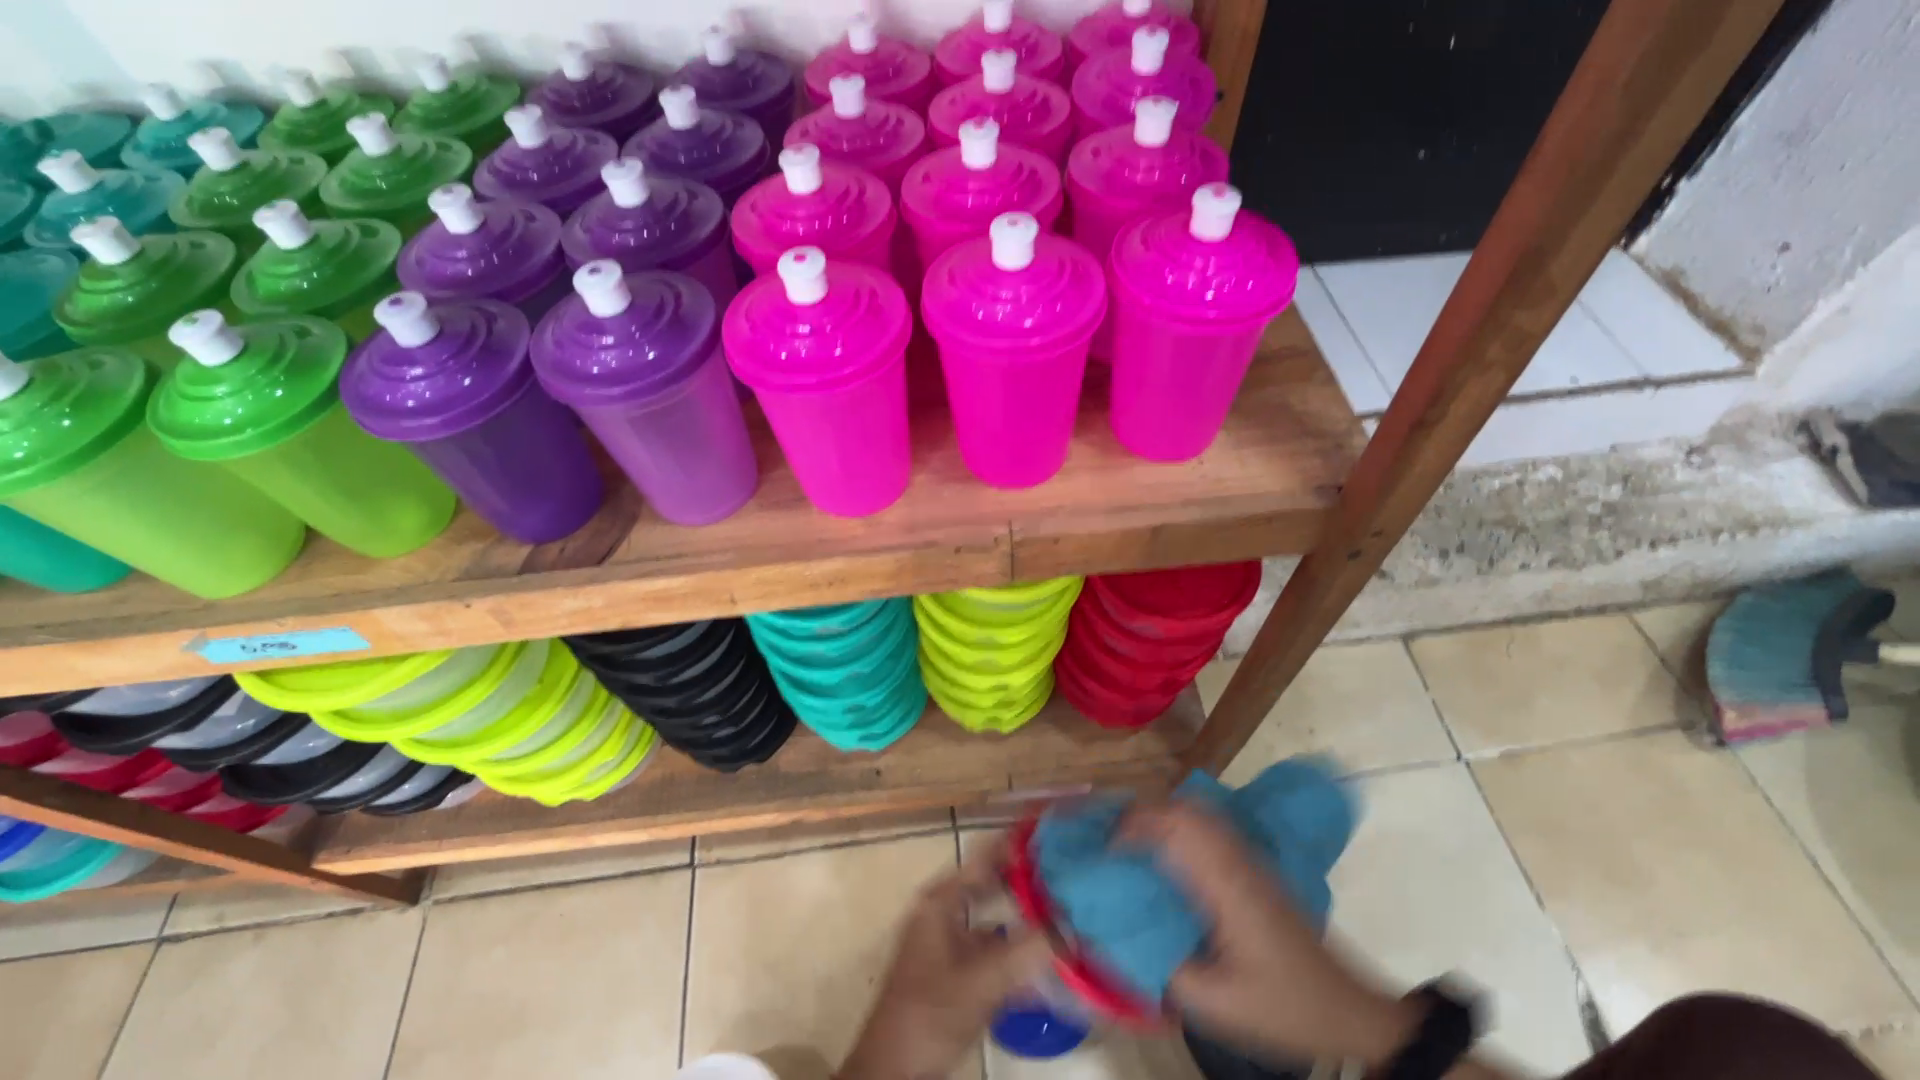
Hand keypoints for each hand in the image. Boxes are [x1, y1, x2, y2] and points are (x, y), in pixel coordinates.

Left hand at [839, 839, 1055, 1079]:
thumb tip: (1075, 925)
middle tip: (1073, 876)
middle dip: (1030, 883)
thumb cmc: (929, 1012)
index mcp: (940, 903)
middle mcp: (944, 916)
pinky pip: (996, 955)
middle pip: (993, 887)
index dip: (1016, 843)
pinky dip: (1021, 956)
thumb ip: (1030, 951)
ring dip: (1029, 922)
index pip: (984, 858)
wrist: (894, 1071)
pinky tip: (1054, 967)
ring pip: (997, 922)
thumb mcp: (982, 980)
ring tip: (1072, 916)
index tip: (1055, 833)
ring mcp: (950, 947)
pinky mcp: (958, 976)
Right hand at [1122, 801, 1418, 1067]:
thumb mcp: (1216, 1003)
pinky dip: (1180, 828)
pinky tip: (1163, 855)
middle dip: (1141, 814)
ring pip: (1201, 814)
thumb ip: (1162, 968)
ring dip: (1160, 817)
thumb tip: (1117, 939)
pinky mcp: (1257, 872)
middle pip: (1187, 809)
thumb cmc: (1283, 1006)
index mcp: (1228, 886)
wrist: (1349, 1011)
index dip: (1133, 829)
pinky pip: (1212, 831)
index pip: (1176, 828)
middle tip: (1109, 841)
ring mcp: (1252, 863)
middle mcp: (1240, 862)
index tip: (1103, 851)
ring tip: (1128, 842)